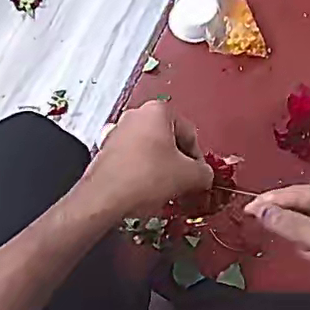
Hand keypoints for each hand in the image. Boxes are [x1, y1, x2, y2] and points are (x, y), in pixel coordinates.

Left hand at [75, 101, 213, 216]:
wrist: (104, 198)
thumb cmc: (146, 178)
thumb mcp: (189, 176)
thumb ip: (205, 172)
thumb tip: (204, 175)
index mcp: (158, 111)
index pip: (190, 134)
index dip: (198, 159)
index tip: (198, 176)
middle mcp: (136, 115)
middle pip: (170, 140)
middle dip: (179, 163)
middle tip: (183, 183)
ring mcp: (118, 131)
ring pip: (151, 150)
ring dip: (162, 168)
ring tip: (164, 189)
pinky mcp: (106, 150)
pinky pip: (134, 158)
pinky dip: (143, 171)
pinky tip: (145, 190)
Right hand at [244, 181, 309, 309]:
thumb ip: (293, 224)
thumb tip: (261, 210)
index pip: (304, 191)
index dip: (275, 199)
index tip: (249, 207)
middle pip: (300, 203)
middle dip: (285, 217)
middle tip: (257, 221)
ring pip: (299, 219)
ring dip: (296, 235)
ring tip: (308, 251)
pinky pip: (304, 234)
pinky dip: (303, 245)